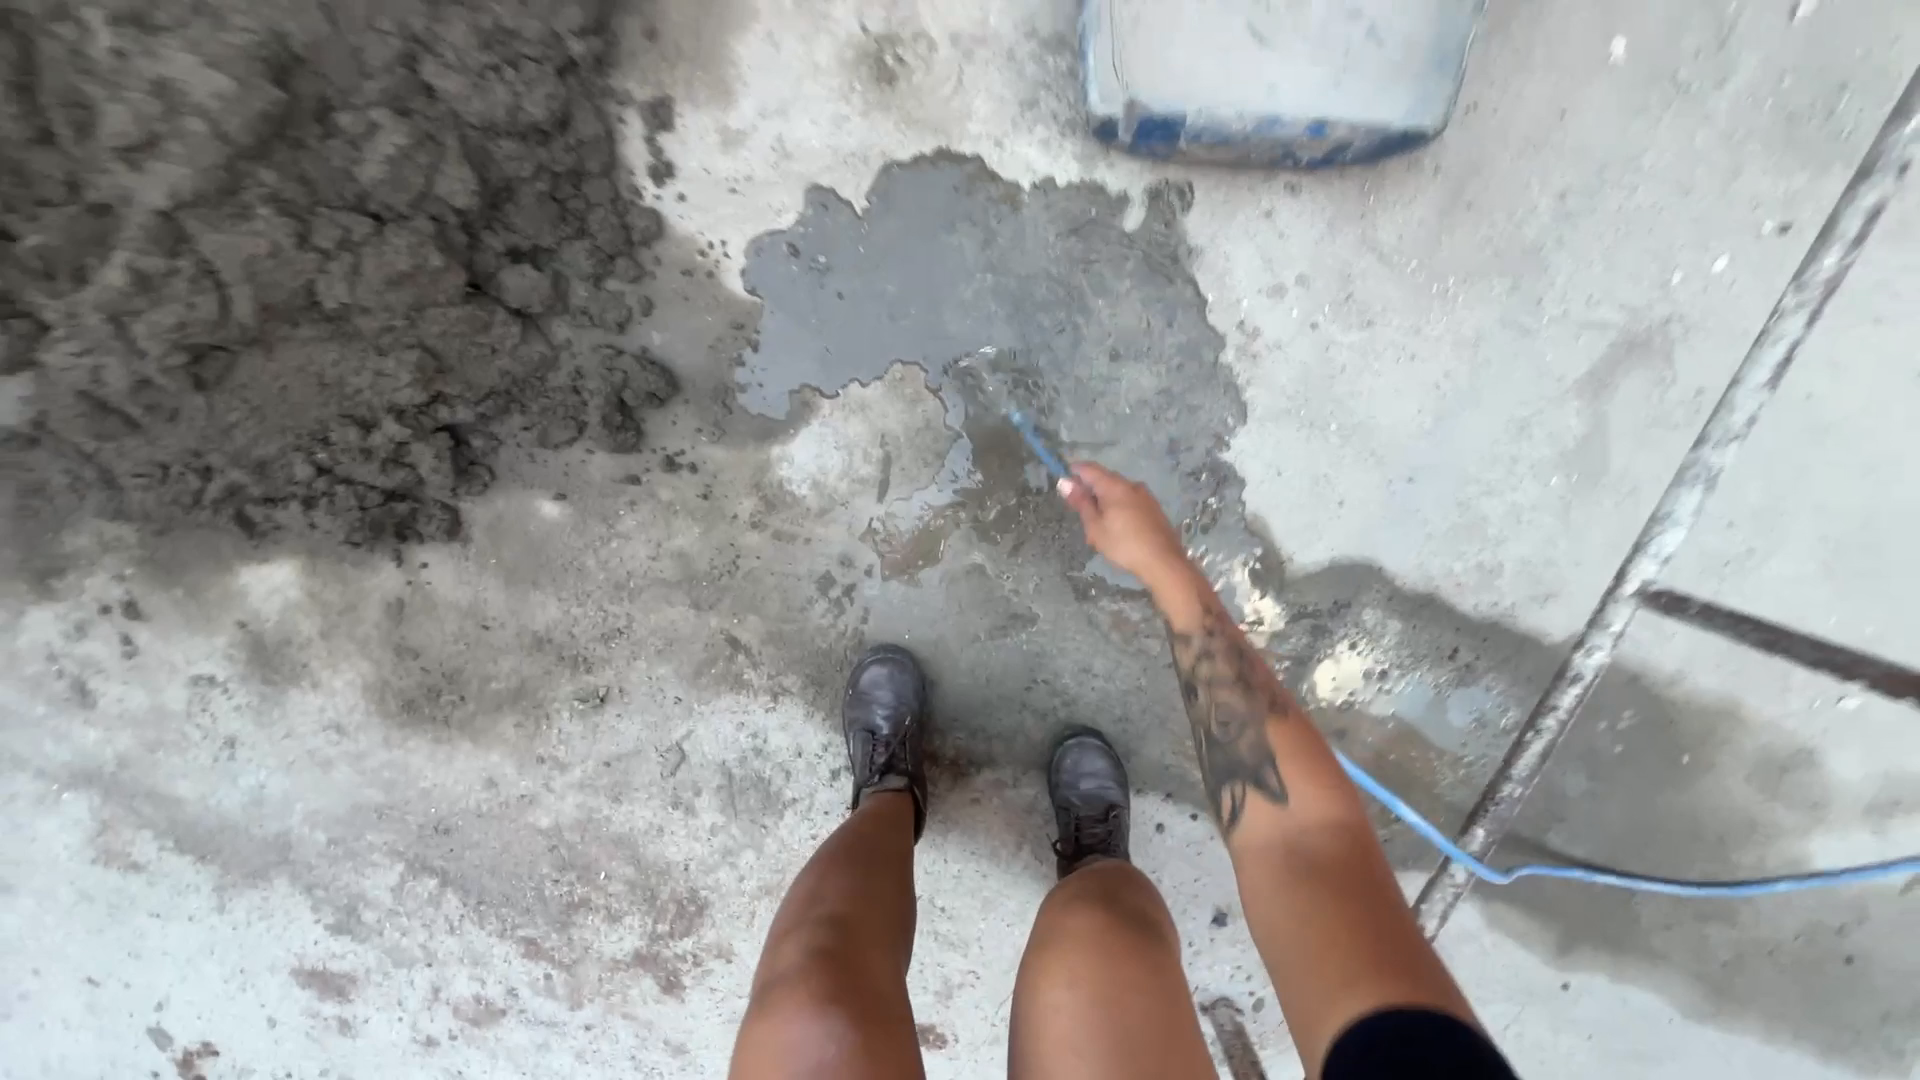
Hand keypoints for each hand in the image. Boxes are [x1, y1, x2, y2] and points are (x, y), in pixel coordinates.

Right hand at [1058, 462, 1194, 592]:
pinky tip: (1116, 525)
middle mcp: (1131, 485)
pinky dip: (1118, 506)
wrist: (1162, 561)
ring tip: (1097, 522)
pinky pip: (1130, 499)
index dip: (1074, 471)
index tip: (1064, 482)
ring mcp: (1145, 495)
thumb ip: (1081, 503)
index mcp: (1115, 486)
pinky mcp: (1153, 507)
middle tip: (1078, 509)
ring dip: (1104, 499)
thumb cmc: (1123, 544)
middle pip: (1105, 478)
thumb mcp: (1095, 527)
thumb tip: (1065, 483)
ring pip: (1118, 490)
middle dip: (1090, 488)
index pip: (1090, 469)